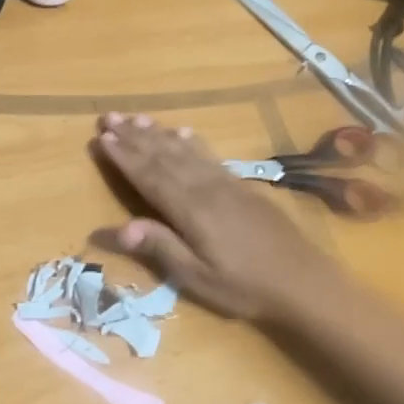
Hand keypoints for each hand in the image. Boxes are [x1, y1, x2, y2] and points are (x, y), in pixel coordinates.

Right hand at [92, 112, 340, 320]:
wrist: (303, 281)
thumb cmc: (244, 287)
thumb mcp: (197, 277)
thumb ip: (160, 248)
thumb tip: (118, 228)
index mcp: (191, 210)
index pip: (149, 176)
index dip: (124, 157)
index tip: (101, 138)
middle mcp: (207, 188)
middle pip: (164, 157)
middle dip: (134, 137)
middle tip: (109, 117)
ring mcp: (227, 184)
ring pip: (186, 151)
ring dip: (158, 134)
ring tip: (137, 118)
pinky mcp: (243, 187)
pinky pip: (210, 155)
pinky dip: (191, 142)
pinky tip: (184, 133)